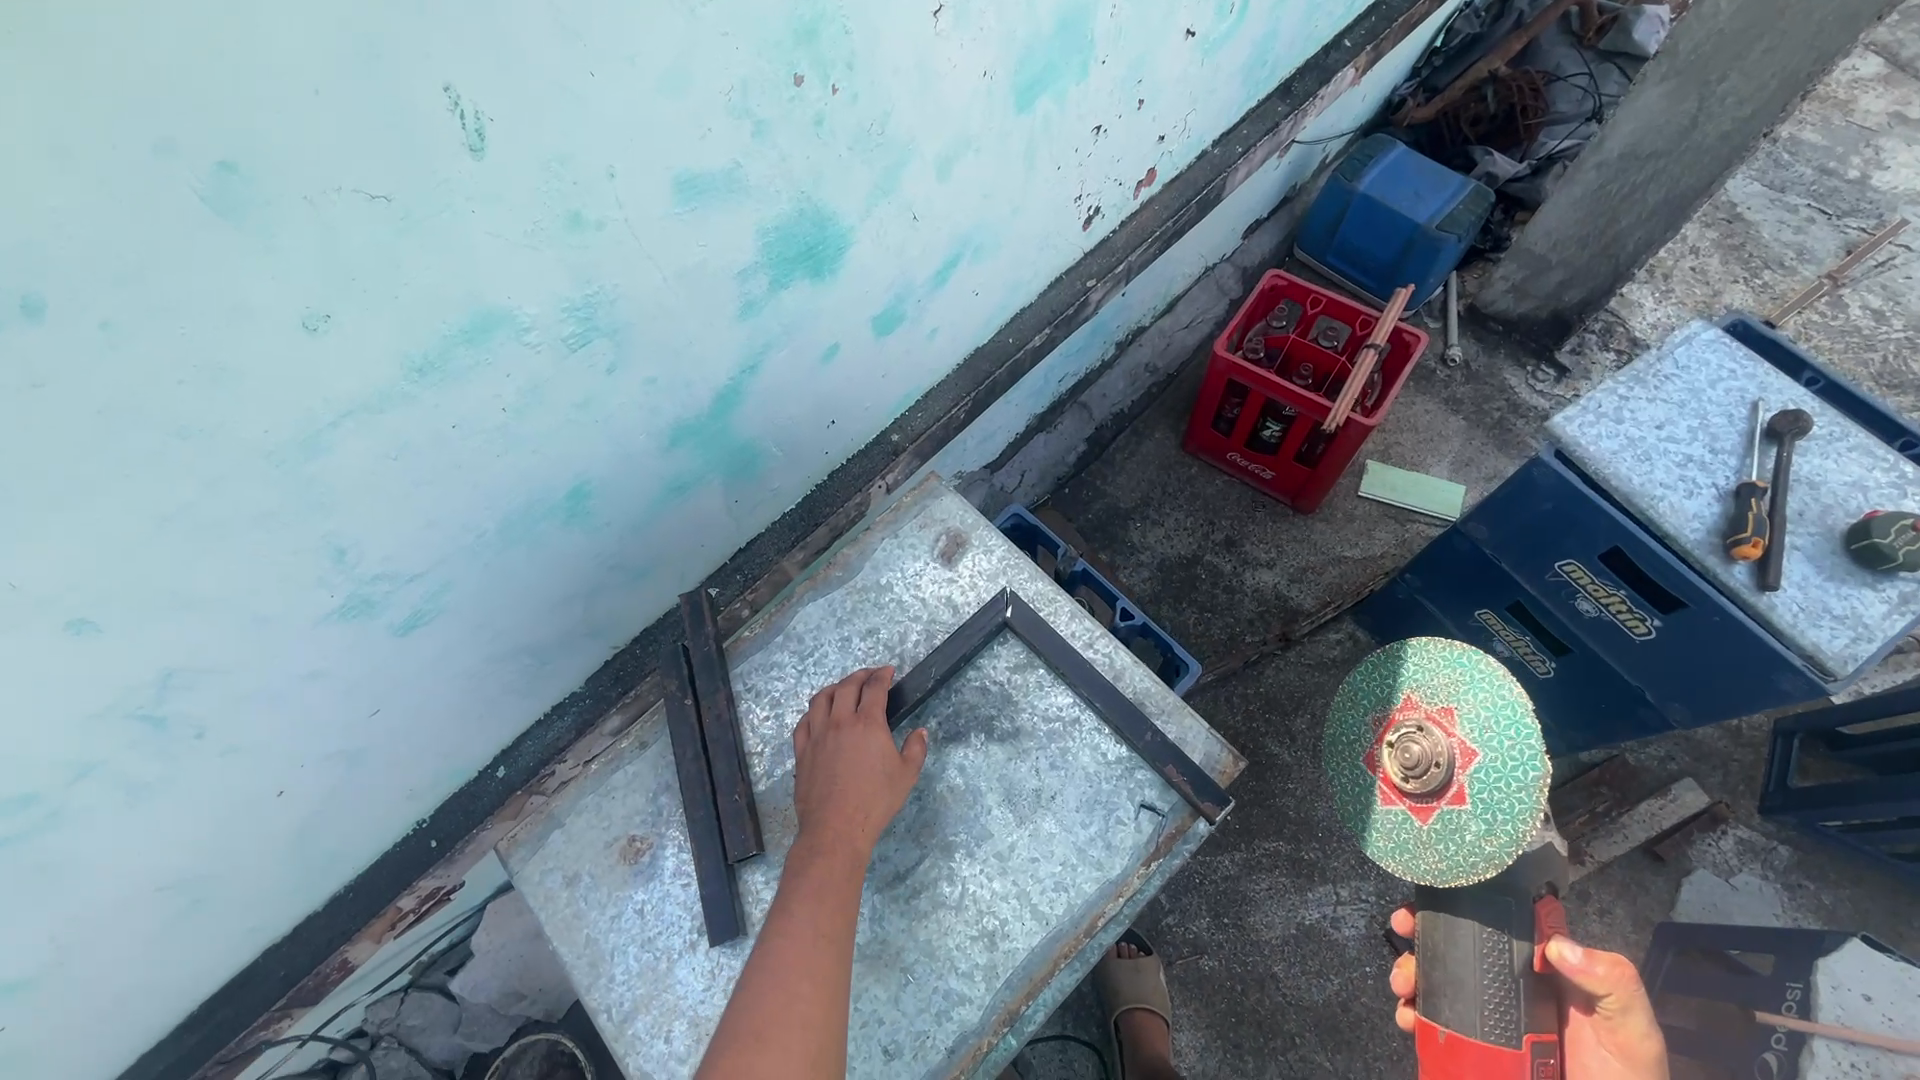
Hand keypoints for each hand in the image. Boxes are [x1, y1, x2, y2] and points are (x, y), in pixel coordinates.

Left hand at [791, 667, 929, 862]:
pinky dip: (812, 712)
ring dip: (834, 687)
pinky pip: (803, 722)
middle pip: (846, 686)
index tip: (888, 671)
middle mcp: (840, 722)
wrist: (836, 827)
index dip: (882, 675)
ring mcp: (817, 735)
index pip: (874, 688)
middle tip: (870, 675)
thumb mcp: (906, 775)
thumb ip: (916, 749)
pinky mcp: (802, 751)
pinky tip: (818, 715)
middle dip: (860, 675)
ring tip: (843, 688)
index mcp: (868, 724)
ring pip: (820, 699)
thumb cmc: (875, 801)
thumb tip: (920, 732)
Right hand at [1390, 907, 1668, 1079]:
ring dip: (1409, 972)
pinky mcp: (1476, 1046)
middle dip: (1419, 934)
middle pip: (1453, 946)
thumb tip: (1559, 945)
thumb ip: (1613, 984)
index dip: (1456, 904)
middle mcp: (1509, 984)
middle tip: (1401, 932)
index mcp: (1542, 967)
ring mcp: (1490, 1016)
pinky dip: (1412, 1014)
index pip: (1494, 922)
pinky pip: (1435, 1023)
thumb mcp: (1632, 1029)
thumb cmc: (1626, 1075)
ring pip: (1436, 980)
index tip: (1426, 899)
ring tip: (1403, 986)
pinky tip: (1408, 1018)